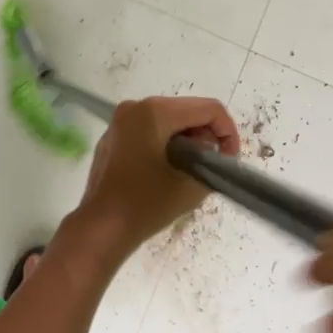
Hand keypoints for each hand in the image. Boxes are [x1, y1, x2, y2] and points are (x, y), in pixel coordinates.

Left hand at [71, 96, 239, 259]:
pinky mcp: (112, 137)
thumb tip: (208, 147)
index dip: (227, 131)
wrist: (103, 224)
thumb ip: (211, 157)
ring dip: (186, 138)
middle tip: (212, 163)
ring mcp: (118, 121)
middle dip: (205, 134)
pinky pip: (147, 129)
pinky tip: (168, 167)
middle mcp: (133, 108)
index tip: (229, 158)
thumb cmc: (147, 203)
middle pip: (186, 110)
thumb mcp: (193, 182)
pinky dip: (164, 141)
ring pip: (167, 119)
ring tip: (192, 167)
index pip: (208, 109)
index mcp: (154, 112)